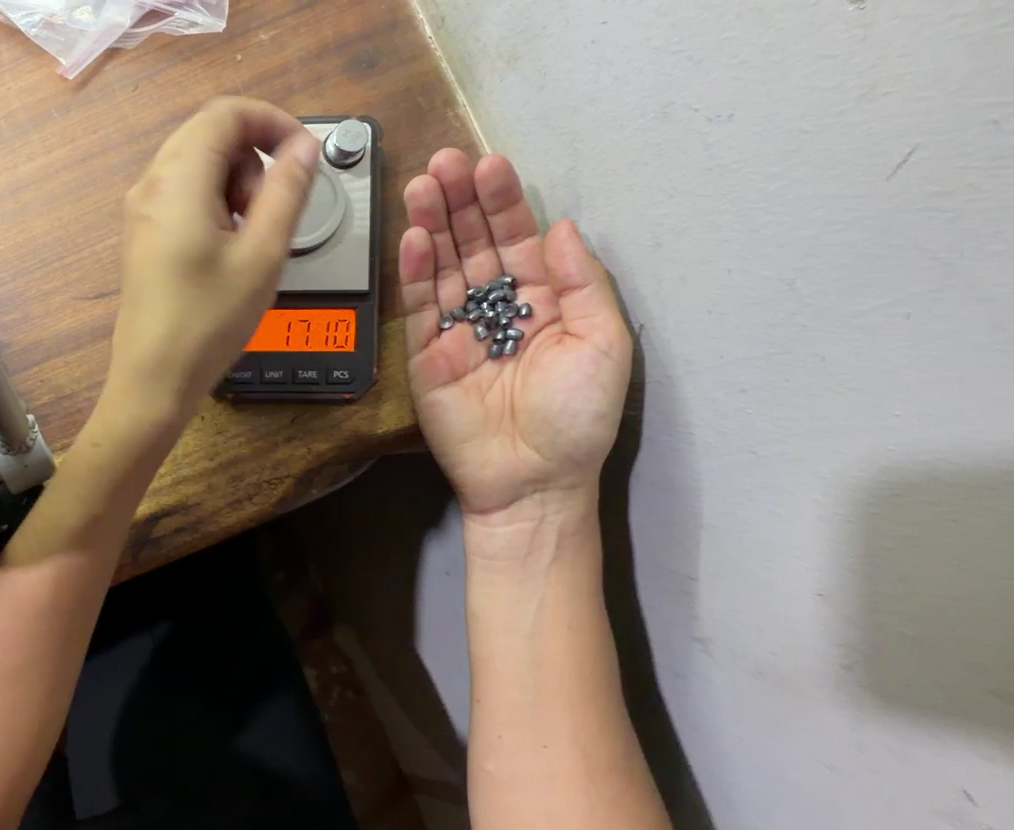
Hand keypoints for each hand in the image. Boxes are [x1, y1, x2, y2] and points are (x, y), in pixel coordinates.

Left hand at [103, 97, 321, 434]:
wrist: (153, 380)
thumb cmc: (207, 323)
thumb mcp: (262, 255)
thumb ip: (288, 191)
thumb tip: (304, 148)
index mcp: (176, 180)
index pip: (226, 113)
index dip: (272, 121)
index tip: (302, 154)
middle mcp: (149, 186)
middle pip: (209, 134)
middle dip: (253, 156)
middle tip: (271, 209)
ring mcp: (140, 212)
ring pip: (196, 164)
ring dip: (234, 182)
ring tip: (249, 235)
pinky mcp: (141, 237)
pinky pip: (181, 196)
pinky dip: (212, 204)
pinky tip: (226, 249)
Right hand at [400, 150, 631, 525]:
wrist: (532, 478)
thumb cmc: (577, 417)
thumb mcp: (603, 341)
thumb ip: (580, 282)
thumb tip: (559, 228)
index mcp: (543, 302)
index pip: (518, 240)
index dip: (504, 203)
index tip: (490, 165)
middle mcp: (496, 310)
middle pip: (474, 245)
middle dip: (459, 204)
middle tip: (444, 163)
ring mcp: (457, 333)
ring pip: (442, 269)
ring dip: (431, 227)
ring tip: (421, 186)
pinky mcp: (426, 359)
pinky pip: (420, 309)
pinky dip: (416, 273)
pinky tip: (414, 239)